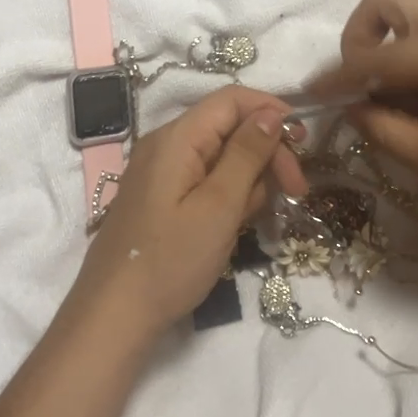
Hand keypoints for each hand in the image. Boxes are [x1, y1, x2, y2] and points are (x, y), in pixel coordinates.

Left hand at [62, 86, 309, 338]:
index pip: (231, 99)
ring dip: (248, 180)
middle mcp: (166, 144)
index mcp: (177, 138)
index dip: (271, 111)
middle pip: (229, 127)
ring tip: (252, 220)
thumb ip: (246, 154)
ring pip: (221, 156)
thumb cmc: (170, 261)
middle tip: (296, 192)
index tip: (304, 144)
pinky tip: (234, 226)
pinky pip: (205, 179)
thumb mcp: (219, 206)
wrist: (113, 317)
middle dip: (266, 152)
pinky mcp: (162, 197)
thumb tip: (272, 113)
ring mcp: (161, 172)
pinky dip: (228, 196)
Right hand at [311, 0, 417, 212]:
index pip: (367, 58)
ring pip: (411, 3)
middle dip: (358, 34)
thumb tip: (355, 110)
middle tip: (364, 81)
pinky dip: (417, 41)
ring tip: (403, 94)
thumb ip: (390, 134)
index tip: (309, 94)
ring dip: (390, 37)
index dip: (334, 78)